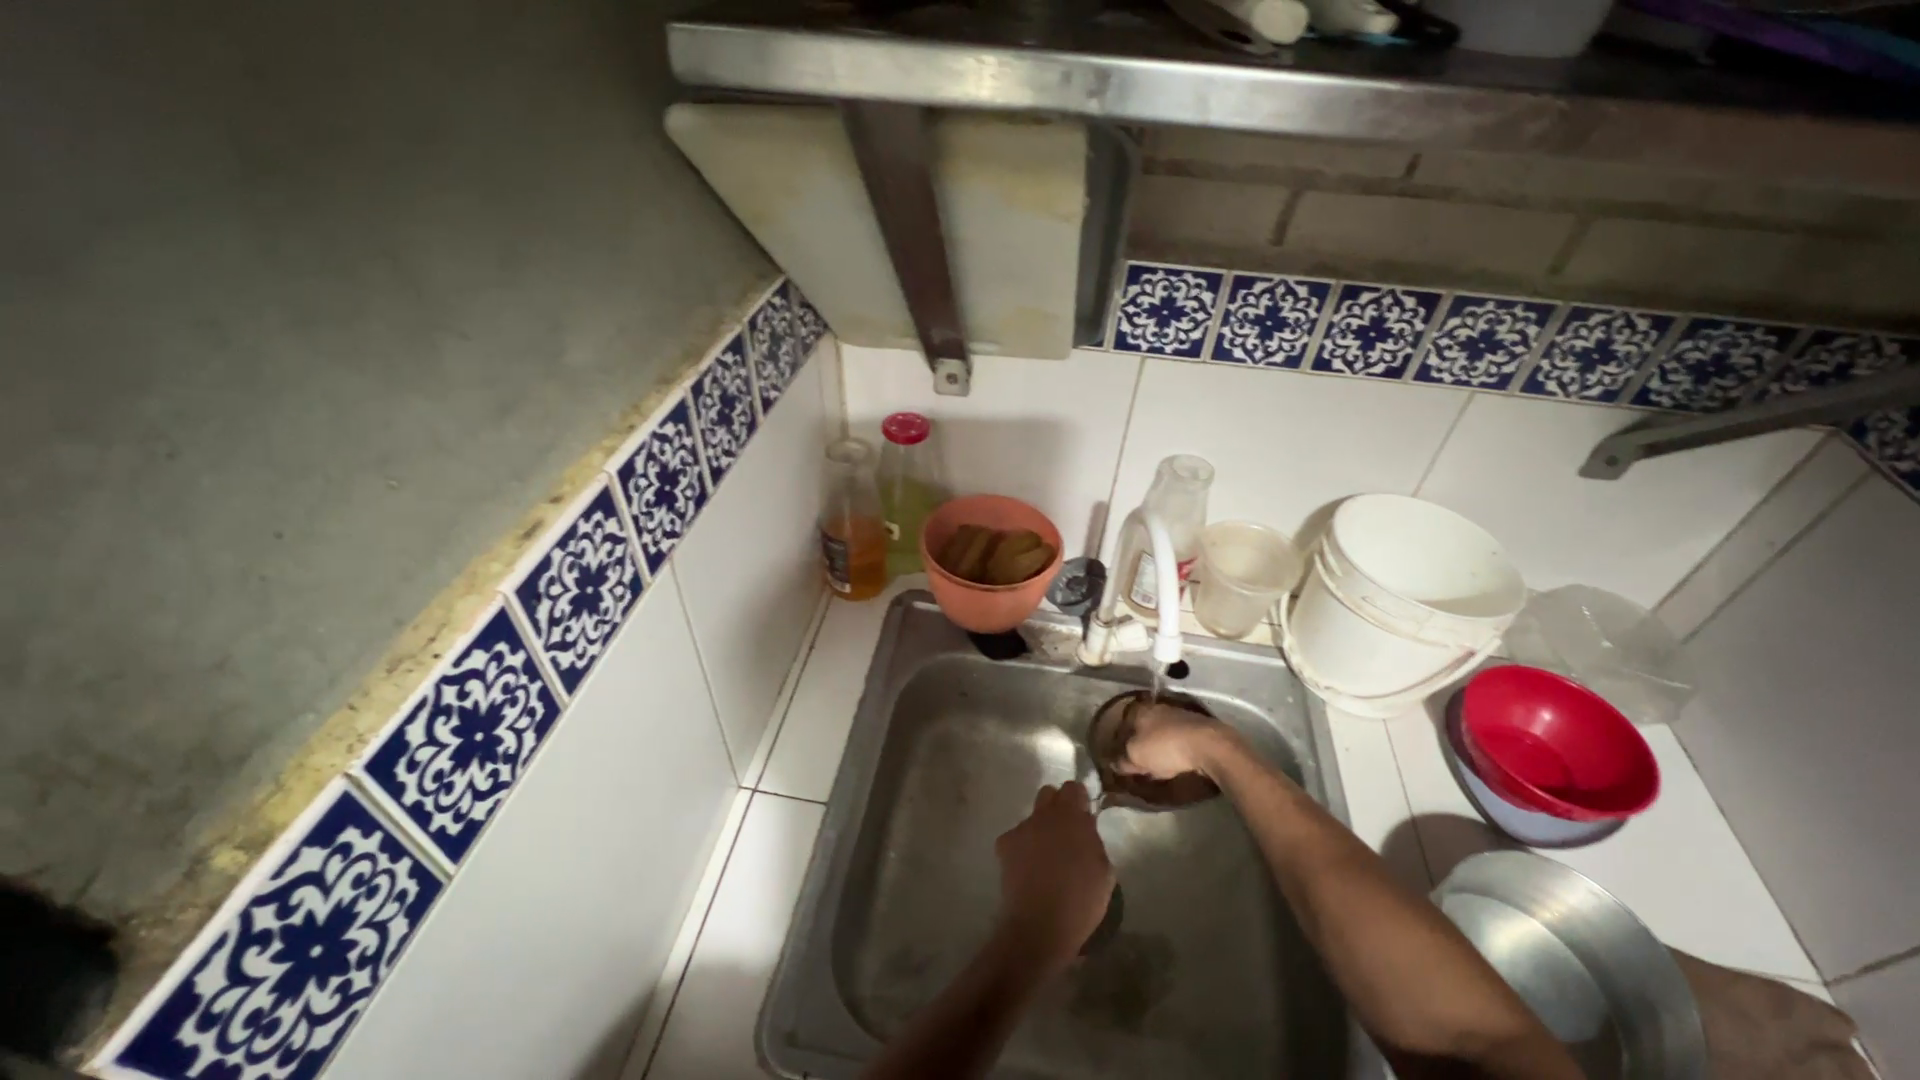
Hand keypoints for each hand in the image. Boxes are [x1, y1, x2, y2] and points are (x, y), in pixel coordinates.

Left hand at [993, 781, 1114, 972]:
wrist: (1040, 926)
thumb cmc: (1081, 901)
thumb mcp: (1104, 870)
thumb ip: (1092, 841)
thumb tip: (1084, 829)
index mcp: (1072, 818)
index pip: (1074, 788)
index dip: (1079, 800)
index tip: (1084, 817)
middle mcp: (1044, 815)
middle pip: (1049, 794)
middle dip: (1058, 807)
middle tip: (1066, 832)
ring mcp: (1021, 829)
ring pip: (1032, 817)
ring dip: (1040, 828)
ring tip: (1046, 856)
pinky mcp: (1004, 845)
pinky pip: (1016, 837)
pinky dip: (1022, 846)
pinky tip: (1028, 868)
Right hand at [1117, 702, 1237, 779]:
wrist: (1208, 745)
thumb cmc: (1165, 747)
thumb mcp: (1136, 757)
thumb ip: (1123, 760)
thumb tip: (1115, 764)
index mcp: (1140, 710)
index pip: (1124, 722)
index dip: (1121, 740)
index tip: (1121, 755)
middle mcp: (1159, 707)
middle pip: (1144, 727)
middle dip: (1141, 743)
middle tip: (1139, 762)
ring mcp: (1180, 715)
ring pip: (1162, 732)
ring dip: (1159, 747)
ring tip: (1158, 766)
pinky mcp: (1197, 726)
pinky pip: (1179, 739)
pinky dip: (1176, 750)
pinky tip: (1177, 763)